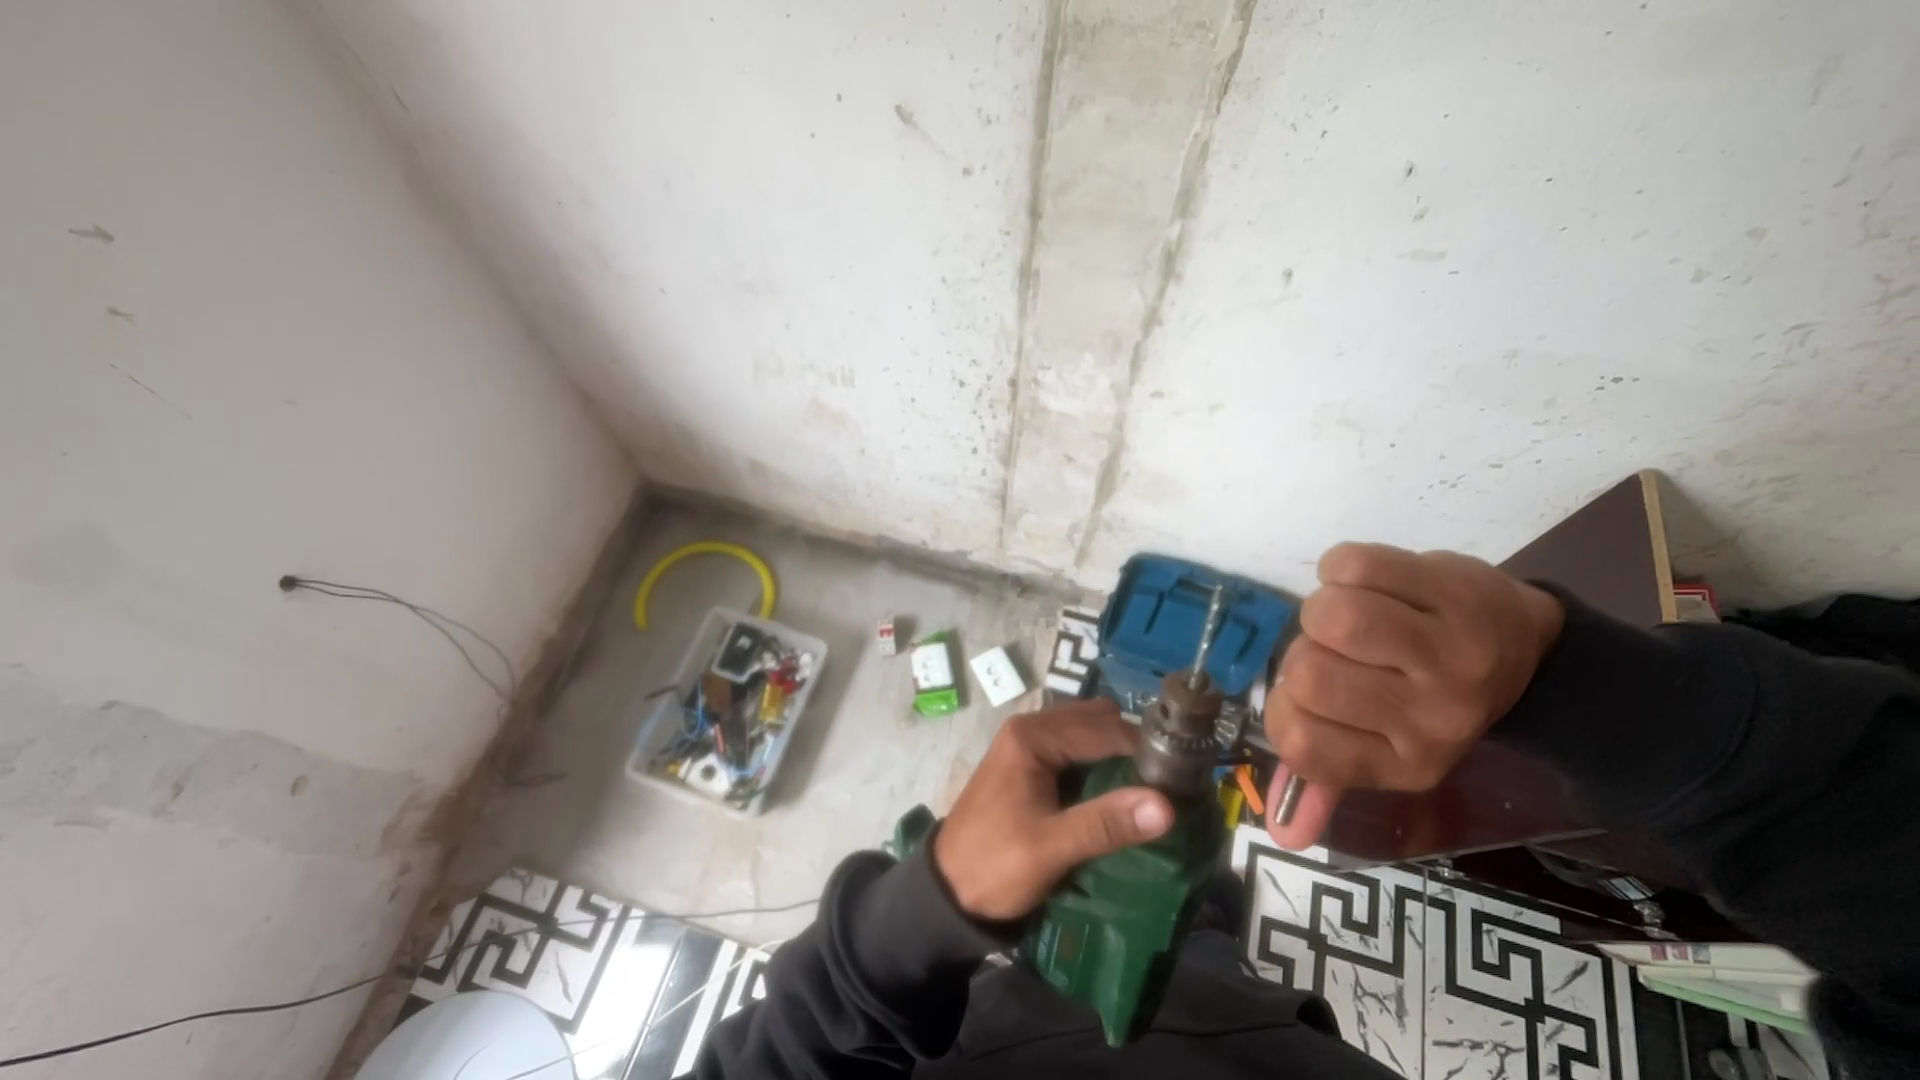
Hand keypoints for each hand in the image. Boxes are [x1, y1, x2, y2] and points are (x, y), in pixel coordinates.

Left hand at [934, 700, 1173, 921]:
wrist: (947, 893)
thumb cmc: (994, 866)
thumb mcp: (1050, 848)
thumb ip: (1105, 824)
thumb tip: (1166, 806)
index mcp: (1032, 737)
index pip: (1107, 729)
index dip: (1147, 749)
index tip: (1186, 777)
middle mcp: (1032, 729)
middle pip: (1101, 723)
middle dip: (1136, 748)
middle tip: (1174, 783)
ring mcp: (1030, 745)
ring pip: (1091, 736)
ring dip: (1121, 756)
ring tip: (1155, 790)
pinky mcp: (1033, 766)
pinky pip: (1079, 752)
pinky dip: (1103, 766)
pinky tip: (1123, 796)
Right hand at [1264, 542, 1563, 849]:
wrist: (1534, 656)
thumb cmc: (1435, 700)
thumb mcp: (1386, 752)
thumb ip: (1328, 782)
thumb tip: (1280, 837)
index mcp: (1405, 764)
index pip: (1299, 740)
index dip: (1283, 705)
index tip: (1308, 694)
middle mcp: (1431, 720)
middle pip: (1306, 673)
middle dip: (1304, 651)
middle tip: (1338, 652)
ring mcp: (1449, 654)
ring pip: (1331, 616)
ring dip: (1322, 606)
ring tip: (1351, 612)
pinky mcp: (1455, 592)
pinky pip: (1353, 564)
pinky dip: (1341, 566)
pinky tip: (1367, 581)